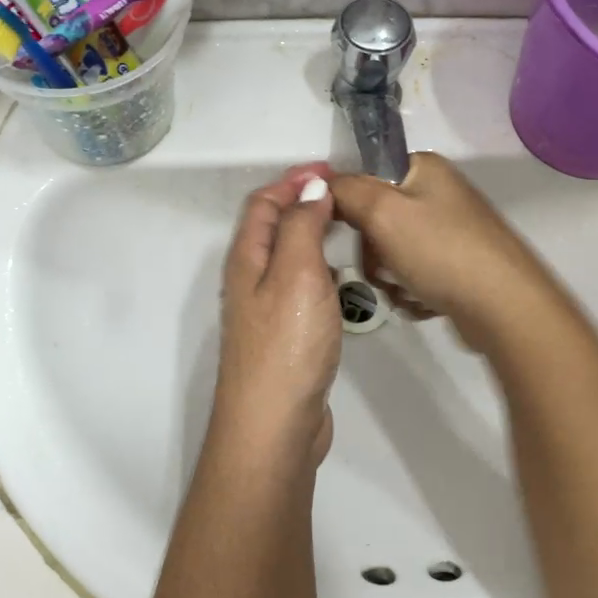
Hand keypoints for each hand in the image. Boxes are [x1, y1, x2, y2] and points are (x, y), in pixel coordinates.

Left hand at [216, 163, 341, 465]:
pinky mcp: (285, 338)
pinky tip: (343, 281)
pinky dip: (320, 270)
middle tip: (347, 196)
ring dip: (313, 235)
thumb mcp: (297, 274)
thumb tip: (310, 188)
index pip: (263, 204)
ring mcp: (266, 312)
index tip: (332, 170)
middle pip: (272, 228)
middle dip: (304, 204)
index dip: (293, 181)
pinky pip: (301, 288)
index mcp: (247, 259)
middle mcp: (251, 281)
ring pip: (287, 259)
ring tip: (350, 228)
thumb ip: (302, 227)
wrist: (274, 427)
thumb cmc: (286, 345)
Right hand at [329, 154, 560, 349]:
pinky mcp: (455, 268)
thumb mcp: (383, 212)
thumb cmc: (442, 252)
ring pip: (390, 254)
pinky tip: (424, 303)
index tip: (347, 231)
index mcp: (423, 169)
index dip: (348, 205)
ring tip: (409, 289)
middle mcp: (437, 194)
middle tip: (386, 266)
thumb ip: (346, 191)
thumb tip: (321, 182)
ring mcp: (449, 232)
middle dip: (373, 252)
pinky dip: (411, 292)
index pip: (364, 177)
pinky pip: (412, 277)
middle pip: (374, 220)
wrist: (505, 308)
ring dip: (390, 278)